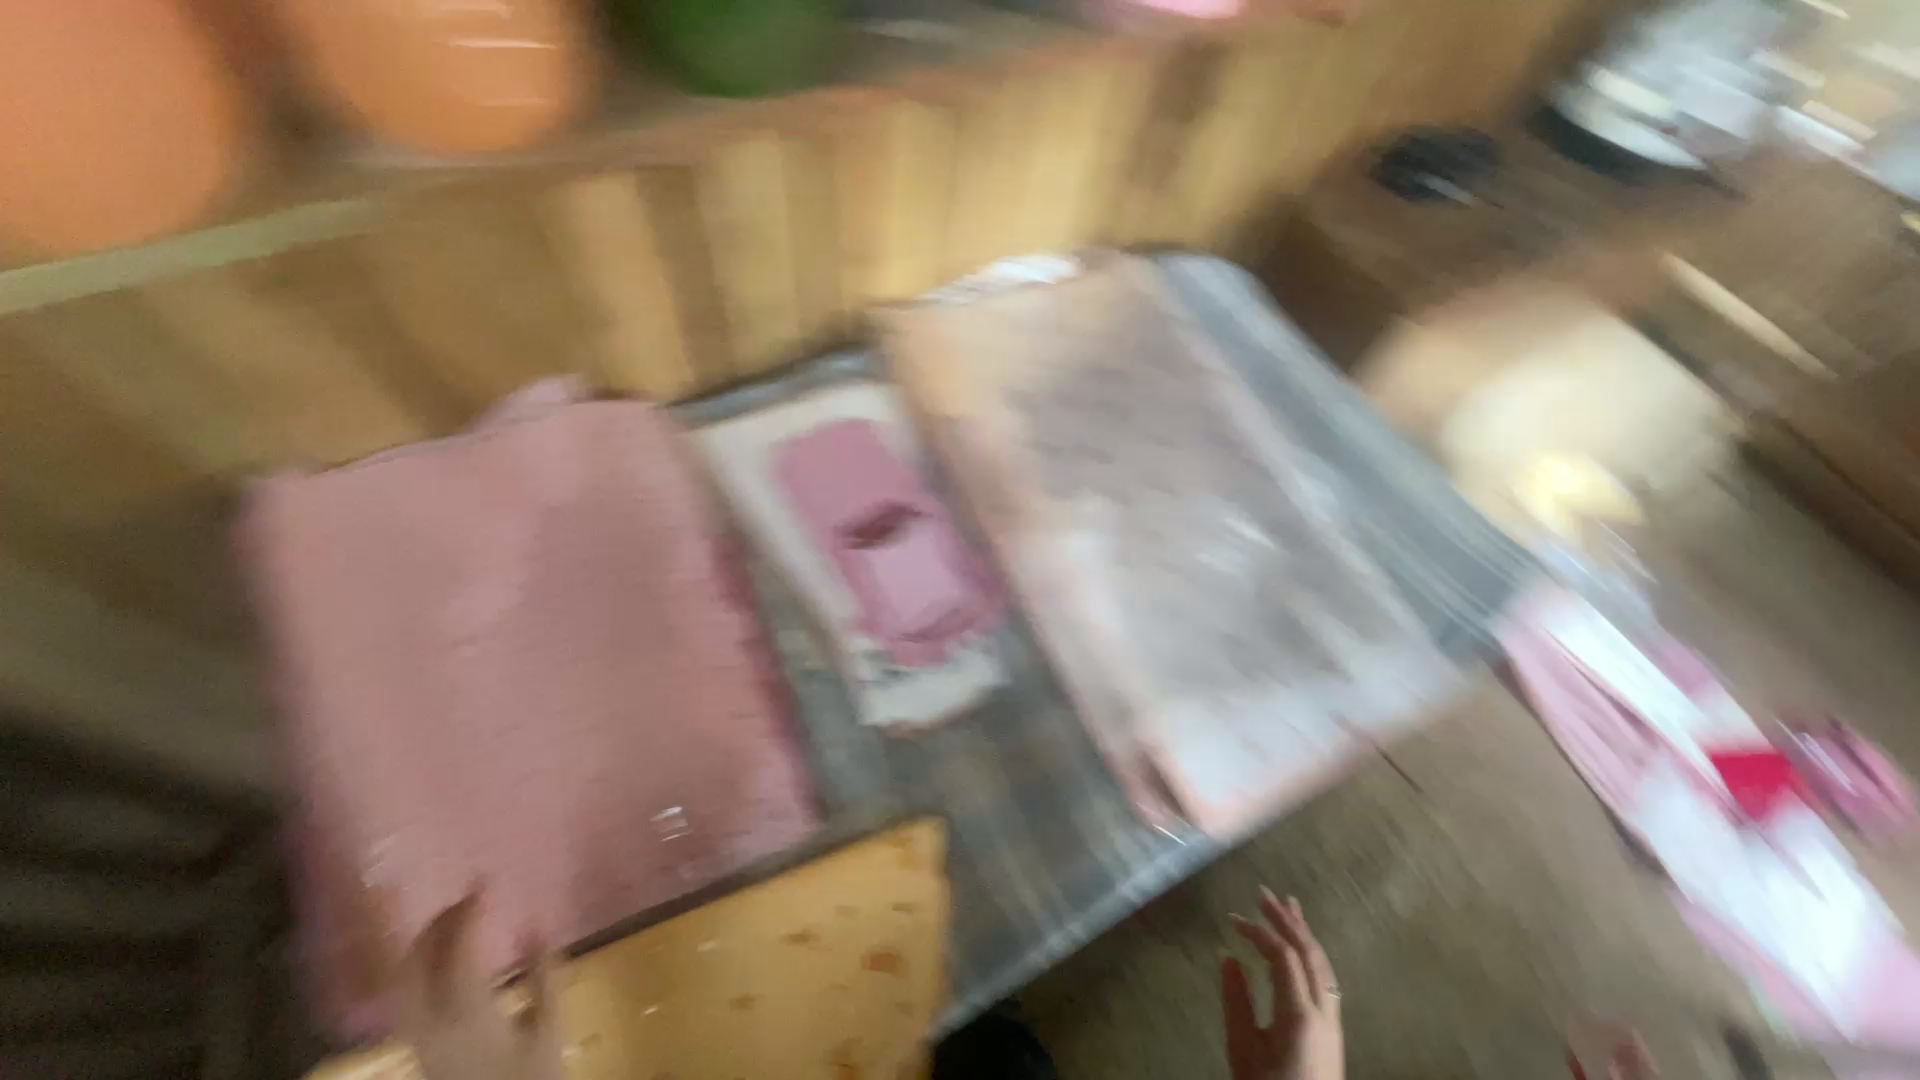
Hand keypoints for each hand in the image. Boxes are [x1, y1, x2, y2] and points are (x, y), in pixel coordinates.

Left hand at [378, 890, 566, 1079]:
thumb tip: (536, 922)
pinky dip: (416, 967)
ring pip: (401, 981)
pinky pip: (403, 998)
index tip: (486, 879)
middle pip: (416, 963)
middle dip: (438, 923)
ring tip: (454, 920)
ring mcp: (416, 1041)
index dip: (470, 910)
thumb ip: (543, 973)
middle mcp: (430, 1025)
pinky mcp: (415, 1050)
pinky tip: (442, 960)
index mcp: (468, 1015)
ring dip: (422, 944)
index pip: (458, 949)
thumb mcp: (551, 1027)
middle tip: (469, 895)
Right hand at [1221, 888, 1342, 1079]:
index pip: (1282, 955)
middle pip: (1309, 953)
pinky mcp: (1332, 1031)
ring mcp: (1333, 1022)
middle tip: (1263, 892)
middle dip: (1287, 920)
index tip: (1232, 919)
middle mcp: (1323, 1012)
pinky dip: (1310, 954)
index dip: (1259, 931)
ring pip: (1322, 965)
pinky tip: (1300, 949)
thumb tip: (1228, 956)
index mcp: (1299, 1014)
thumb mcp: (1242, 1049)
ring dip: (1303, 933)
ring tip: (1288, 907)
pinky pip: (1324, 979)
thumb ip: (1236, 1000)